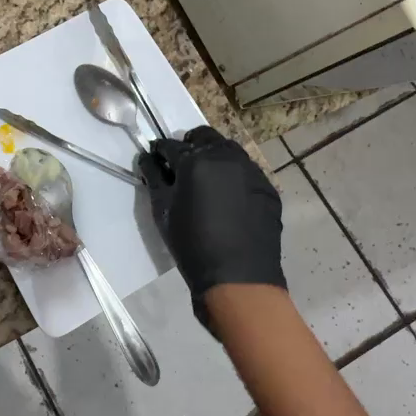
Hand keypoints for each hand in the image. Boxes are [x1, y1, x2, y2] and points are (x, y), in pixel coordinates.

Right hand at [137, 126, 284, 332]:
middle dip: (189, 145)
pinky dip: (233, 175)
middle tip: (181, 167)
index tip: (155, 161)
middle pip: (204, 137)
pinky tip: (227, 197)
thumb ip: (154, 177)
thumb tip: (148, 158)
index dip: (159, 152)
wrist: (238, 278)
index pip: (170, 145)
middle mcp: (226, 157)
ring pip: (228, 150)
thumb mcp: (163, 210)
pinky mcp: (267, 188)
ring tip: (205, 180)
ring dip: (213, 156)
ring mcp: (251, 171)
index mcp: (196, 161)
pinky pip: (246, 171)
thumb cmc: (192, 244)